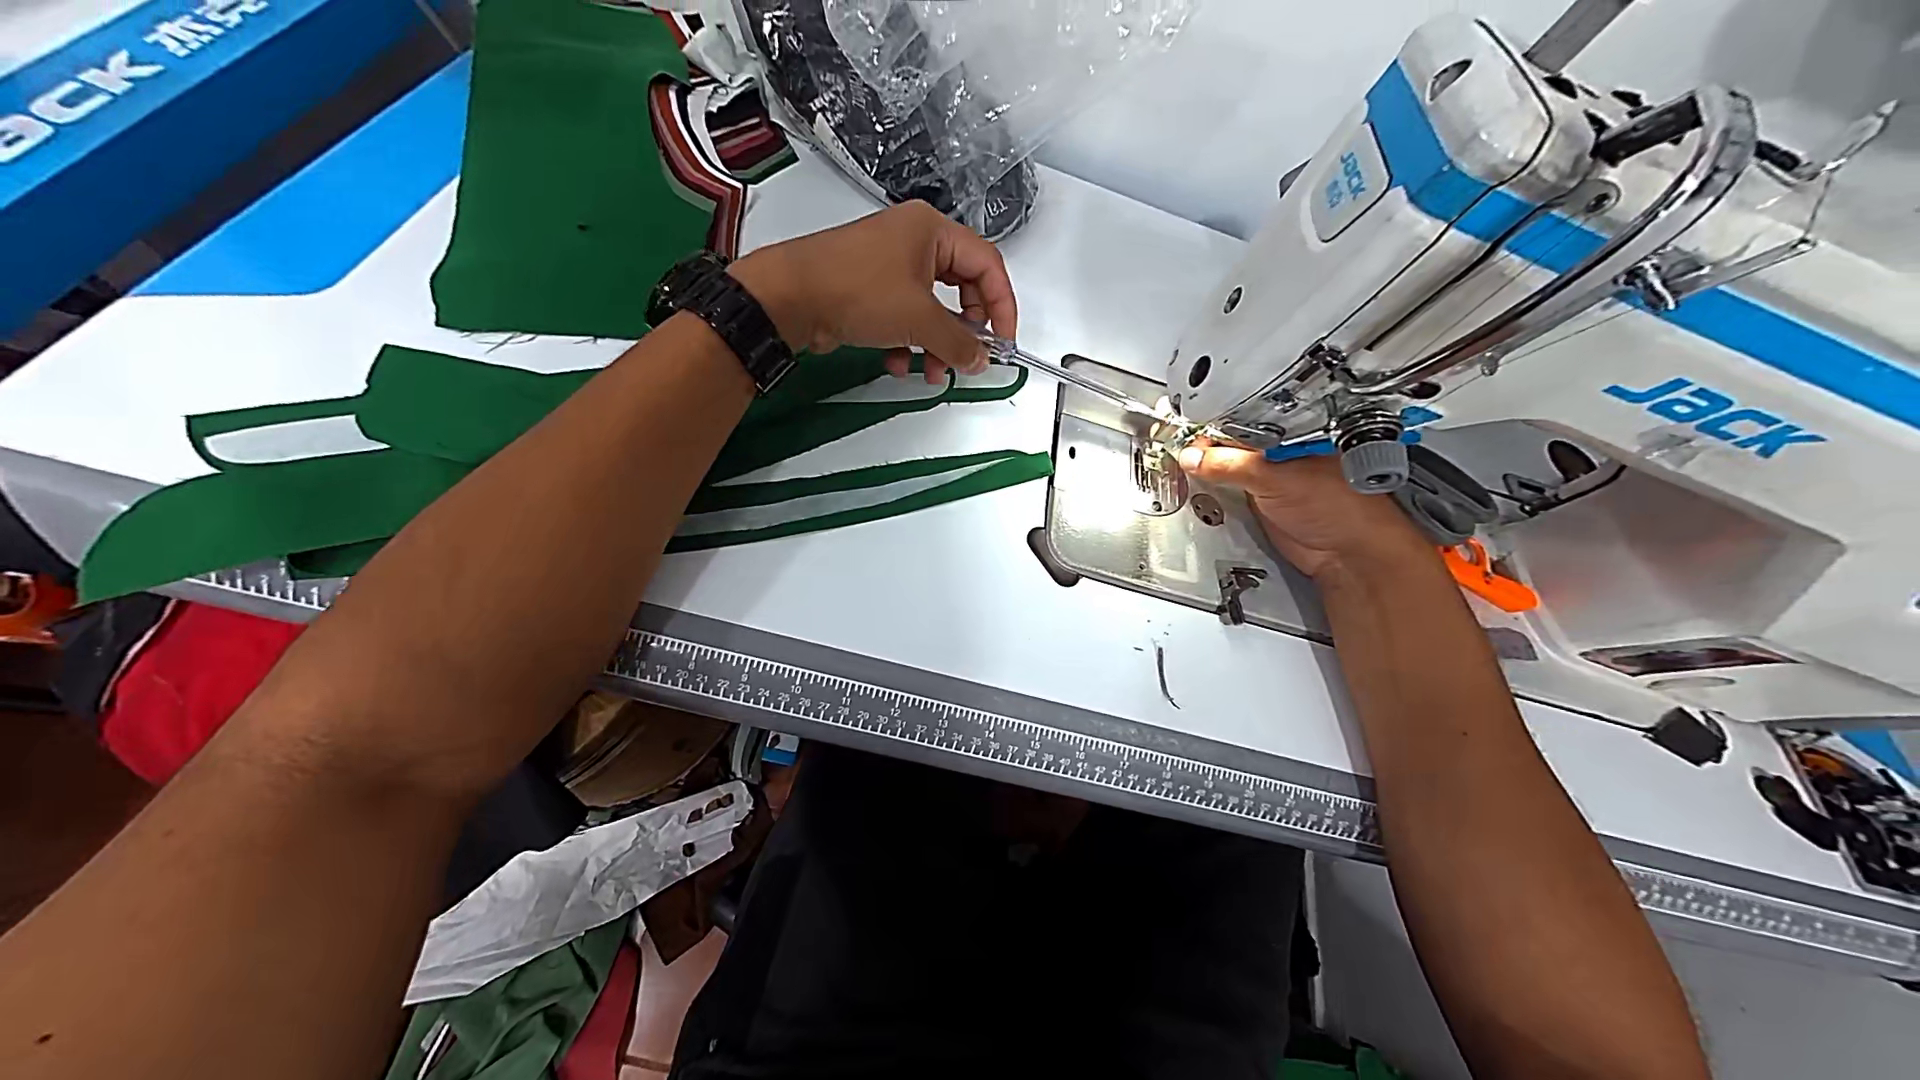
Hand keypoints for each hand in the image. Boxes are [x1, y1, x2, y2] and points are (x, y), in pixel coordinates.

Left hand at [728, 201, 1016, 384]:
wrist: (790, 298)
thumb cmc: (852, 288)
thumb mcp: (919, 320)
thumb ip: (958, 342)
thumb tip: (980, 358)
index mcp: (932, 231)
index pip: (987, 264)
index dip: (1002, 305)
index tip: (1004, 339)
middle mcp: (913, 242)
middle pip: (961, 289)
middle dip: (964, 331)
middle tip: (967, 358)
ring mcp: (890, 265)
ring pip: (932, 309)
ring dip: (935, 345)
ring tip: (930, 372)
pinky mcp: (871, 289)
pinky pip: (905, 318)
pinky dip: (908, 343)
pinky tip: (898, 363)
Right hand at [1177, 440, 1431, 581]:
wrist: (1346, 555)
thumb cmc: (1342, 509)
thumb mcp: (1277, 479)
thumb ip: (1232, 465)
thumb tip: (1195, 457)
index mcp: (1295, 431)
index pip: (1246, 417)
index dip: (1217, 420)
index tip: (1190, 427)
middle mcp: (1282, 449)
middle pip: (1233, 439)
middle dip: (1207, 443)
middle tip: (1181, 445)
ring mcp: (1270, 474)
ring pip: (1229, 462)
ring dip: (1207, 464)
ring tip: (1184, 460)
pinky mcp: (1260, 498)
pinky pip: (1229, 485)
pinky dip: (1213, 483)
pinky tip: (1199, 478)